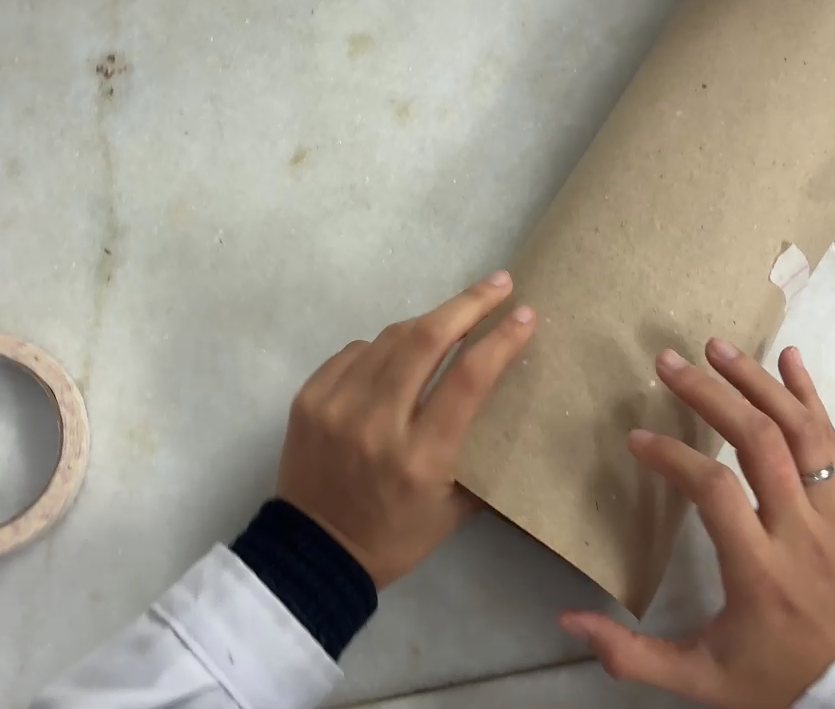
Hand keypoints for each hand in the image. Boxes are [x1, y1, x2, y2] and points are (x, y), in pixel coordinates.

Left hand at [276, 270, 536, 587]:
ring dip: (427, 321)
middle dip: (469, 303)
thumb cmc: (394, 536)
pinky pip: (355, 351)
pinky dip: (381, 347)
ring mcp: (337, 406)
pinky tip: (396, 353)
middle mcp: (377, 424)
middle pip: (426, 339)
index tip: (525, 314)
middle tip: (499, 283)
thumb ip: (477, 455)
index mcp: (420, 458)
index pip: (467, 380)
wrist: (313, 553)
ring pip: (390, 337)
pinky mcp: (309, 397)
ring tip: (452, 317)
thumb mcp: (451, 510)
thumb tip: (496, 393)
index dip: (500, 340)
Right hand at [560, 339, 834, 708]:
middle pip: (759, 443)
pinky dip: (809, 394)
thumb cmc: (782, 677)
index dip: (673, 457)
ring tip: (715, 345)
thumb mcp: (704, 681)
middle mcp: (801, 531)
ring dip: (755, 381)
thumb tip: (565, 620)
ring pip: (799, 431)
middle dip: (710, 395)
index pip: (716, 491)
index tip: (636, 438)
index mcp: (761, 571)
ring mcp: (834, 513)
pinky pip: (833, 441)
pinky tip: (787, 355)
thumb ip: (633, 655)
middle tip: (666, 361)